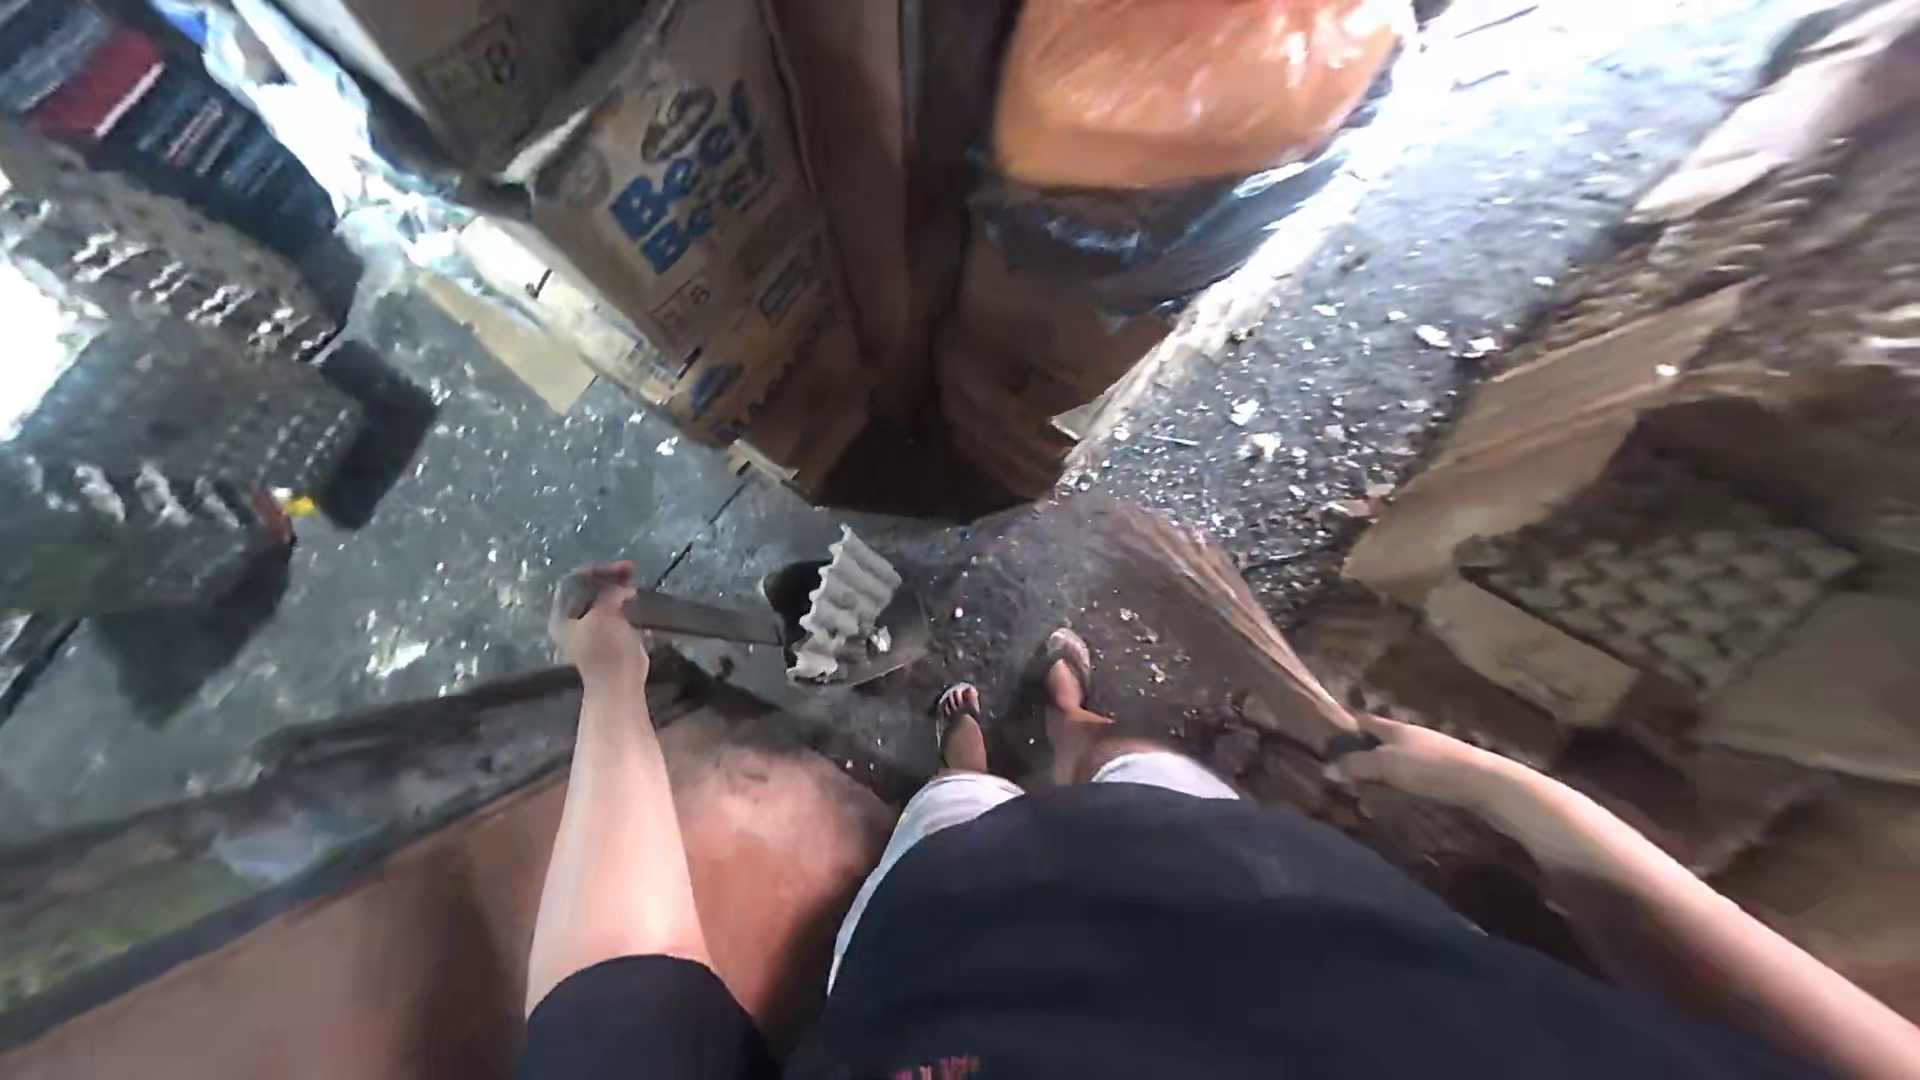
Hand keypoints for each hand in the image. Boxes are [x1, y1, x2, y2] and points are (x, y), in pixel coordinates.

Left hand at [550, 562, 648, 687]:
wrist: (618, 682)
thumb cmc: (605, 649)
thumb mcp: (603, 615)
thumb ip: (609, 594)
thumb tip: (623, 588)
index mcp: (562, 615)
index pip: (573, 582)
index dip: (594, 570)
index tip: (617, 568)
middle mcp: (572, 619)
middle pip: (588, 589)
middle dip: (609, 577)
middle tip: (630, 569)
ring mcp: (591, 628)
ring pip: (603, 599)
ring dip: (619, 588)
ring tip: (635, 581)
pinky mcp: (609, 635)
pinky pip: (615, 611)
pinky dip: (625, 602)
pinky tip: (637, 598)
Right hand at [1329, 713, 1527, 811]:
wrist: (1489, 784)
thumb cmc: (1429, 768)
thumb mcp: (1385, 766)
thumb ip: (1355, 765)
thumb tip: (1326, 769)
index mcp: (1394, 728)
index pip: (1363, 722)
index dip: (1346, 730)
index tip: (1330, 745)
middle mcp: (1411, 736)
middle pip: (1380, 742)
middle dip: (1363, 755)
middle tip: (1346, 776)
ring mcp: (1432, 754)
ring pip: (1398, 760)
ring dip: (1383, 774)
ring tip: (1370, 792)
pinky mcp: (1448, 773)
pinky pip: (1415, 775)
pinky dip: (1402, 784)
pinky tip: (1400, 798)